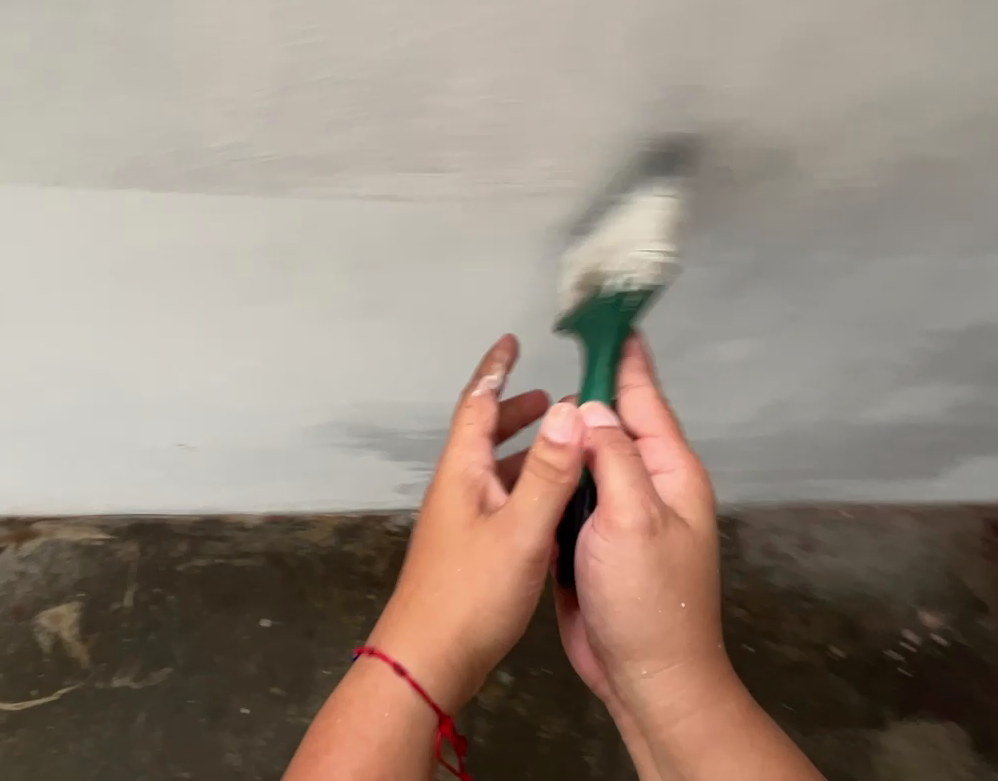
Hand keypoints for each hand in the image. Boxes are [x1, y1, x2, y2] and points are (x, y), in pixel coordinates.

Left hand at [367, 334, 587, 710]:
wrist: (429, 657)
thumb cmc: (473, 591)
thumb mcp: (520, 530)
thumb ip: (546, 473)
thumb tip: (568, 411)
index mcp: (462, 470)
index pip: (477, 404)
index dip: (495, 370)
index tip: (511, 341)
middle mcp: (457, 485)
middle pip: (484, 433)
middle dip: (516, 409)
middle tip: (553, 398)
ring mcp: (461, 517)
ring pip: (494, 467)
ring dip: (524, 449)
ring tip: (561, 443)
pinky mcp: (470, 545)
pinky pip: (501, 497)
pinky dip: (526, 484)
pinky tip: (552, 501)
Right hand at [555, 335, 728, 730]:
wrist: (644, 675)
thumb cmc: (647, 597)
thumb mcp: (633, 517)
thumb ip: (612, 455)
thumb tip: (588, 409)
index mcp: (668, 471)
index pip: (644, 398)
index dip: (625, 359)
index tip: (612, 321)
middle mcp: (647, 482)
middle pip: (614, 421)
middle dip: (590, 386)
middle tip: (562, 350)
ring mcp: (619, 509)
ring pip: (589, 453)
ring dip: (569, 427)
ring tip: (541, 396)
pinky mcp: (593, 533)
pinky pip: (573, 485)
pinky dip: (557, 465)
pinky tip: (537, 451)